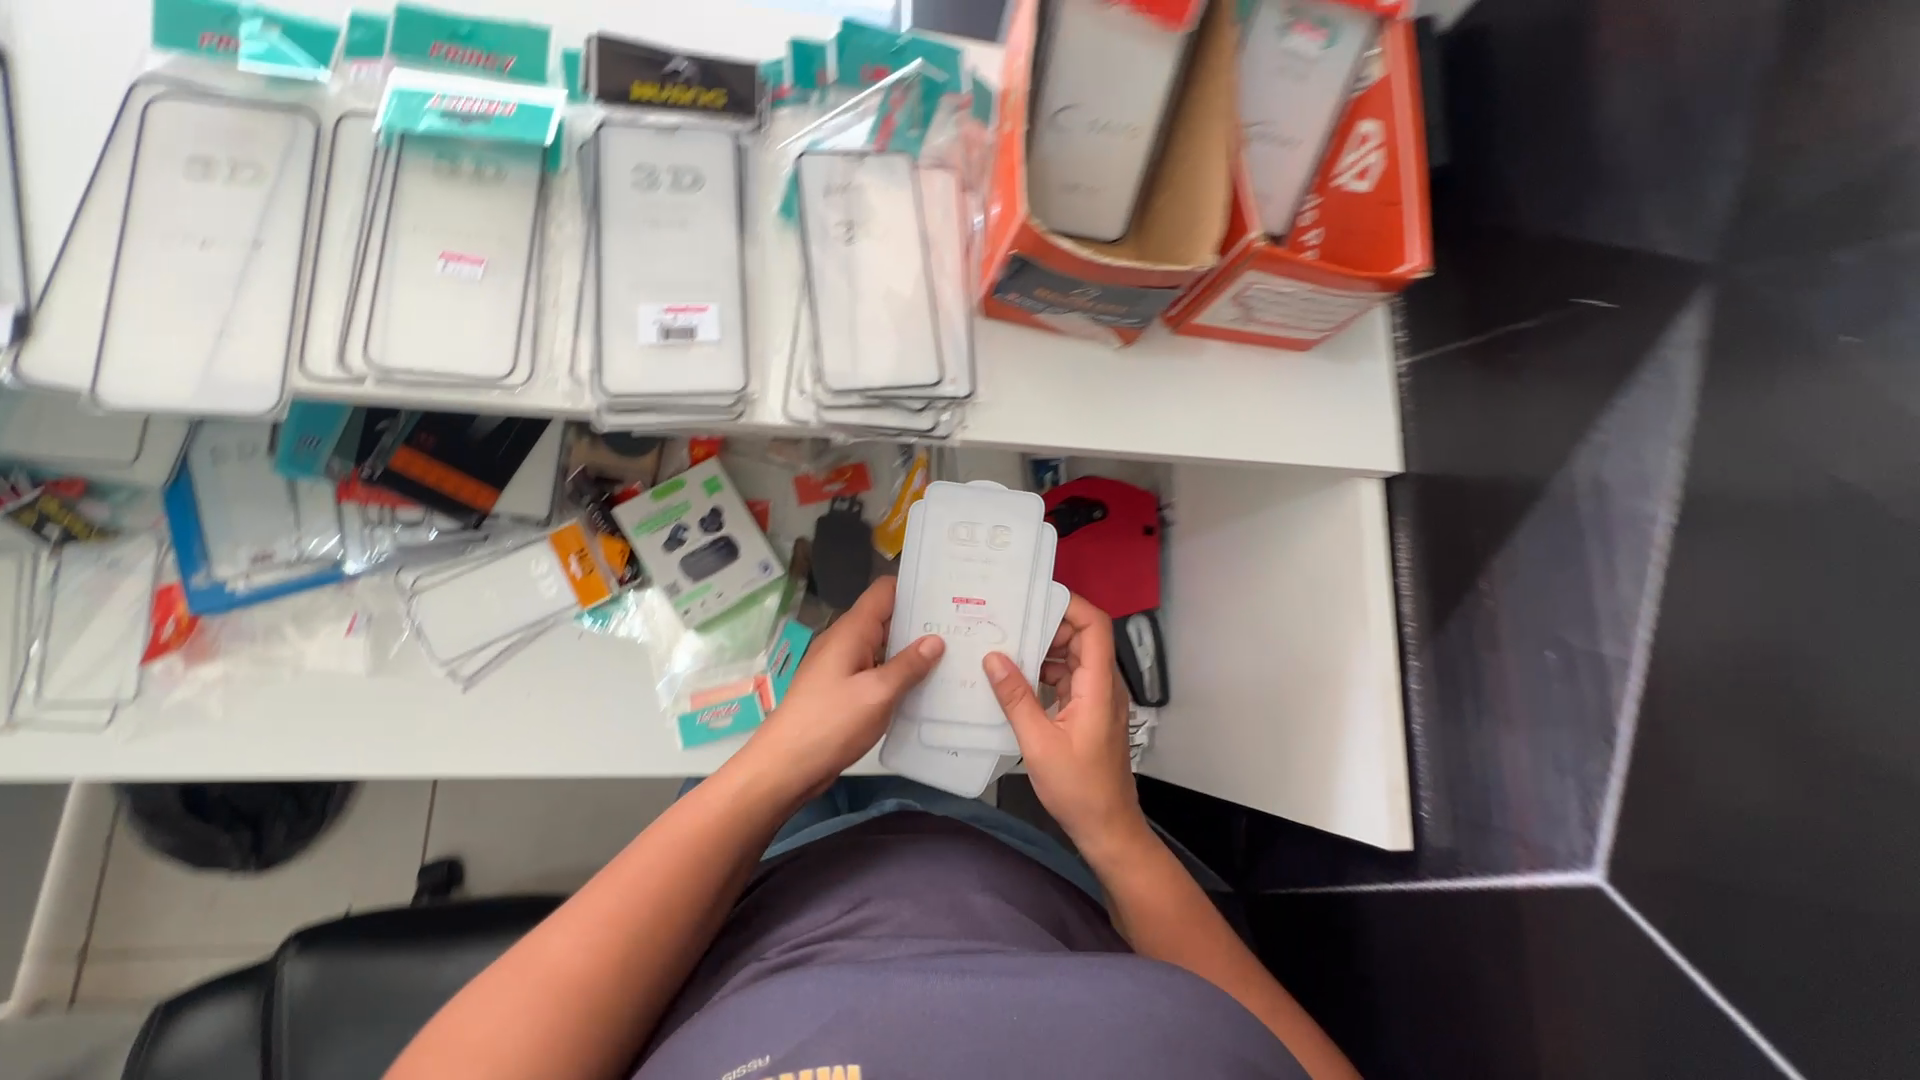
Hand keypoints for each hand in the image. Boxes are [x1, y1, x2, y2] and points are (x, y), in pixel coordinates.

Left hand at [739, 578, 943, 801]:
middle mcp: (846, 641)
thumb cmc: (831, 723)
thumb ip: (908, 665)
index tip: (949, 593)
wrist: (786, 765)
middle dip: (921, 621)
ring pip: (883, 647)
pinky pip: (876, 671)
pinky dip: (899, 674)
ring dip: (912, 650)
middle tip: (963, 627)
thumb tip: (935, 640)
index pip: (885, 591)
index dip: (915, 587)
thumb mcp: (877, 693)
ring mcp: (842, 666)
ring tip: (954, 654)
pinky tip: (925, 686)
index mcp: (852, 631)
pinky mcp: (843, 690)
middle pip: (886, 618)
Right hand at [984, 594, 1146, 855]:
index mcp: (1098, 686)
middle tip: (1009, 622)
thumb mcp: (1039, 743)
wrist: (1106, 827)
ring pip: (1074, 658)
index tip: (1033, 599)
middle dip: (1047, 626)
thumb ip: (1016, 698)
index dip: (1070, 606)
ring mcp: (1096, 699)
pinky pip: (1068, 679)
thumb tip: (994, 658)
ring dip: (1044, 650)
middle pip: (1082, 638)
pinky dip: (1045, 673)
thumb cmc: (1079, 789)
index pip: (1095, 627)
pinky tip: (1015, 678)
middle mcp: (1103, 686)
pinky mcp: (1087, 713)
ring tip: (1005, 645)